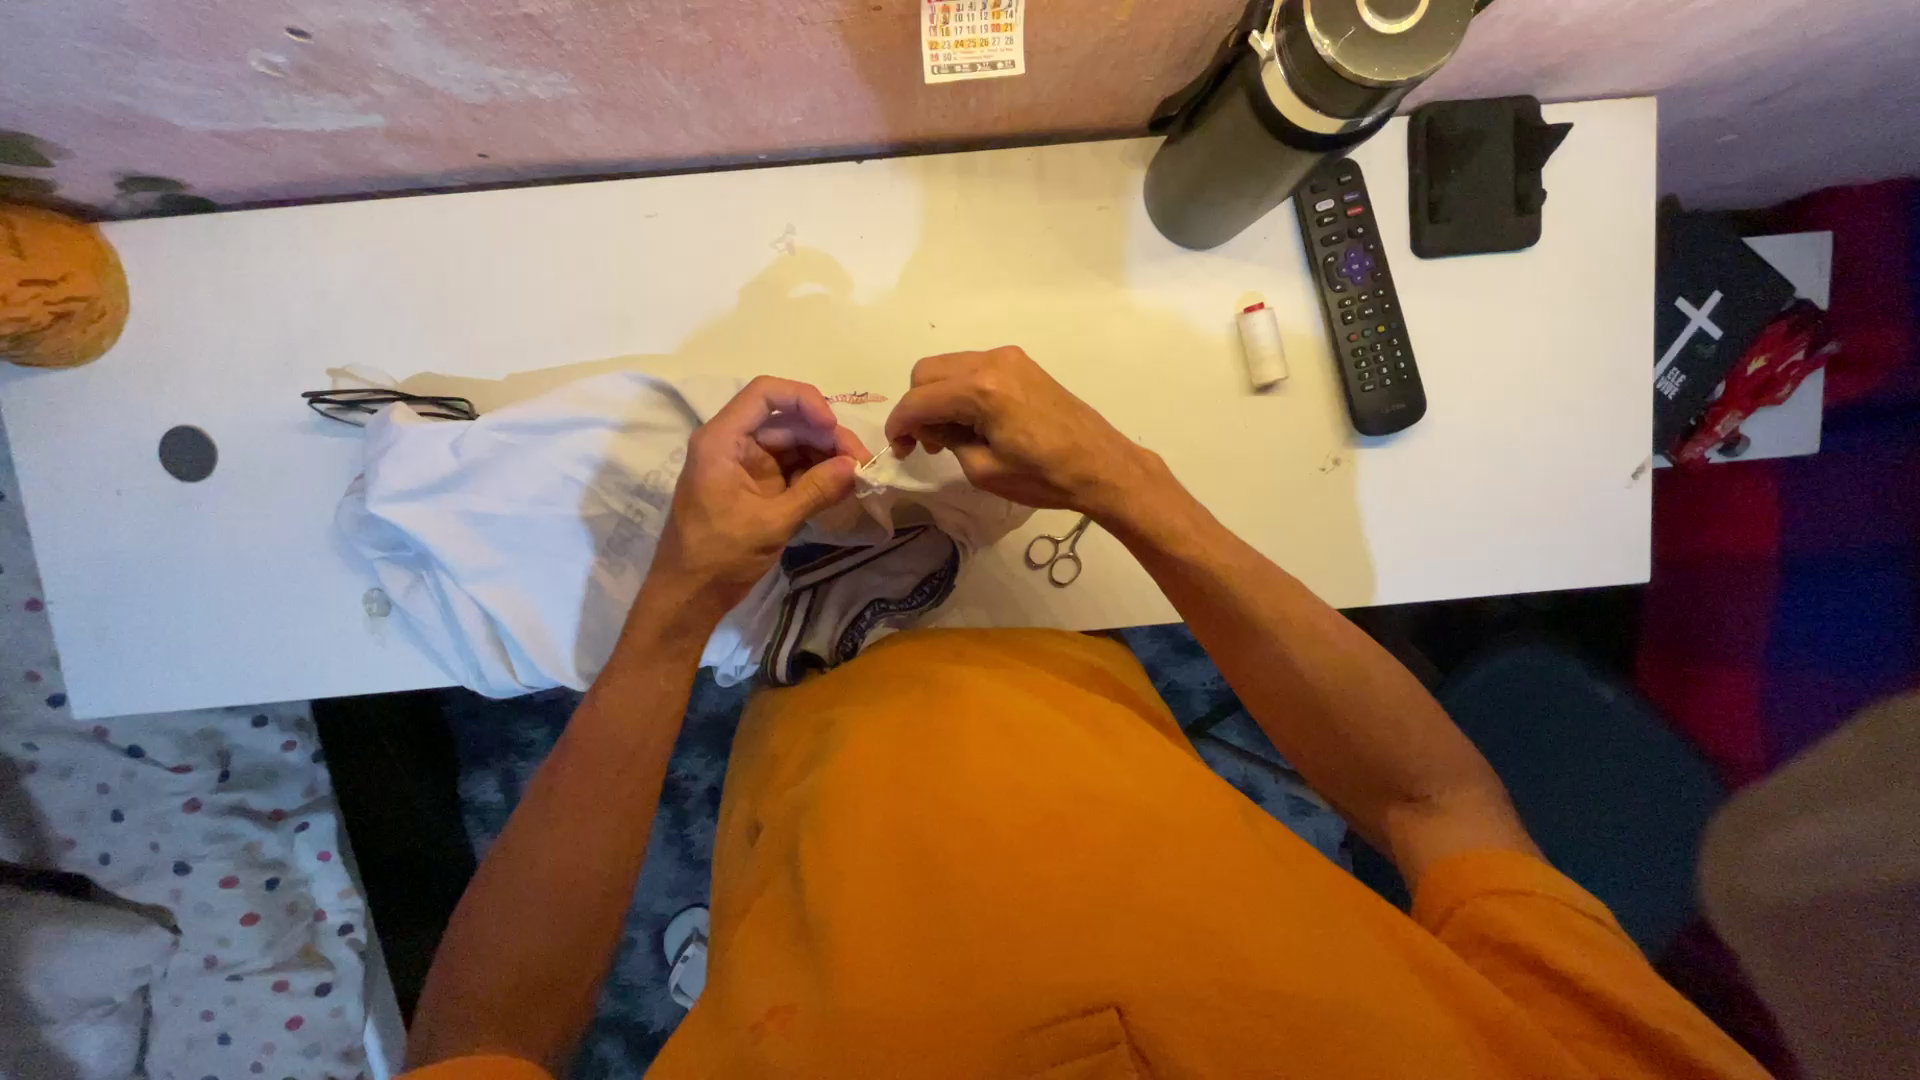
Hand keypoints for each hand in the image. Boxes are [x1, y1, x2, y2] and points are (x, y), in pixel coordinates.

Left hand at [647, 377, 867, 620]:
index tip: (833, 426)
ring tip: (857, 475)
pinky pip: (792, 468)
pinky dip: (817, 474)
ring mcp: (746, 465)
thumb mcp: (771, 522)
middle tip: (861, 462)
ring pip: (794, 444)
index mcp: (723, 440)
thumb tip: (855, 467)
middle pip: (787, 420)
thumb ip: (815, 490)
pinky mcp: (757, 487)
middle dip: (826, 435)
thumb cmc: (719, 555)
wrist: (690, 595)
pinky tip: (841, 487)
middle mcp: (734, 443)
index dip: (804, 400)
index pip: (765, 393)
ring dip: (826, 455)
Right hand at [883, 346, 1163, 517]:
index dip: (899, 424)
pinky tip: (972, 420)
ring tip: (950, 435)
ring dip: (938, 396)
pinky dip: (960, 390)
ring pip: (949, 367)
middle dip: (917, 406)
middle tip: (925, 443)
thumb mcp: (983, 469)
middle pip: (927, 372)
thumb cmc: (1044, 477)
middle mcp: (991, 362)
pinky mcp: (1022, 364)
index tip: (898, 448)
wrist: (1101, 465)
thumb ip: (948, 441)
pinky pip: (973, 369)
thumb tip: (933, 428)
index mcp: (981, 390)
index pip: (918, 399)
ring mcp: (1009, 359)